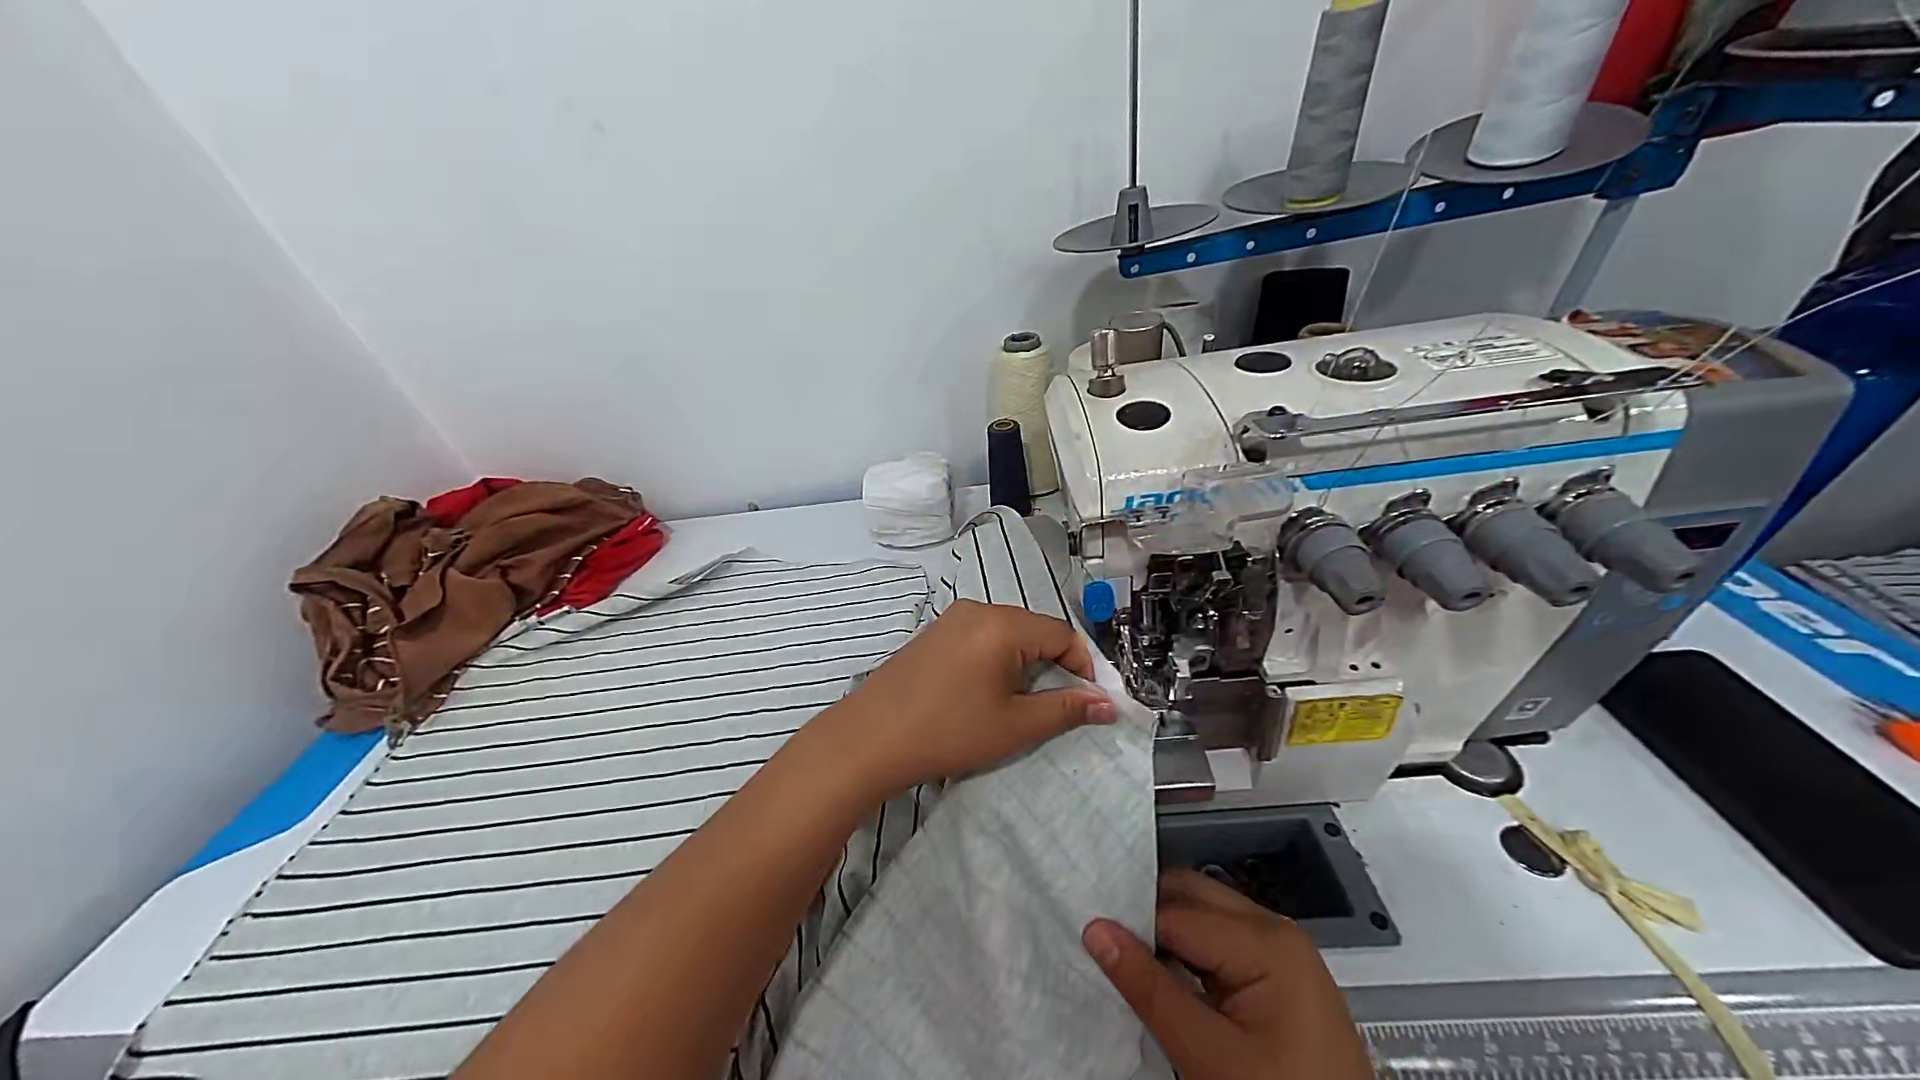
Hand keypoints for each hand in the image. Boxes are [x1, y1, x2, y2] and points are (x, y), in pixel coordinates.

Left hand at [817, 599, 1117, 799]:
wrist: (870, 738)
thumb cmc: (948, 731)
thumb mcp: (1015, 725)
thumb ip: (1066, 708)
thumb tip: (1108, 704)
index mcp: (1001, 624)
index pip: (1061, 634)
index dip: (1082, 667)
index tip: (1086, 701)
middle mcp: (976, 609)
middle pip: (1033, 629)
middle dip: (1051, 665)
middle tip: (1051, 706)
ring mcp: (950, 618)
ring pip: (1006, 633)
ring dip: (1022, 663)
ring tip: (1016, 704)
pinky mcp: (932, 633)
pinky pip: (979, 637)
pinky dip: (995, 659)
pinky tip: (982, 693)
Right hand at [1083, 869, 1372, 1079]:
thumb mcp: (1209, 1055)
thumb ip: (1150, 989)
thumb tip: (1096, 931)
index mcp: (1266, 940)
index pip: (1174, 913)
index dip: (1129, 925)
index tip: (1089, 940)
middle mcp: (1275, 930)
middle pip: (1191, 896)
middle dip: (1146, 915)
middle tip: (1104, 945)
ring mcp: (1282, 951)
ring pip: (1203, 915)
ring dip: (1165, 934)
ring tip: (1129, 966)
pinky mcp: (1280, 976)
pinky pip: (1221, 942)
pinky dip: (1189, 953)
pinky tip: (1165, 980)